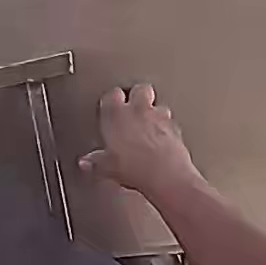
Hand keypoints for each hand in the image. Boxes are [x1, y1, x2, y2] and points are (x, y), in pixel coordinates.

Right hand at [79, 84, 203, 197]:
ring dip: (154, 113)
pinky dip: (167, 130)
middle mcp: (138, 110)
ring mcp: (160, 118)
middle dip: (137, 95)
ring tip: (147, 126)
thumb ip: (96, 161)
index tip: (108, 107)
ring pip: (158, 105)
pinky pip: (171, 123)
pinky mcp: (177, 129)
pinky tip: (162, 142)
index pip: (111, 95)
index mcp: (116, 113)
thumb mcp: (106, 167)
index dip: (110, 100)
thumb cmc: (135, 165)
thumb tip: (88, 163)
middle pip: (139, 89)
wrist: (166, 175)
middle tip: (131, 107)